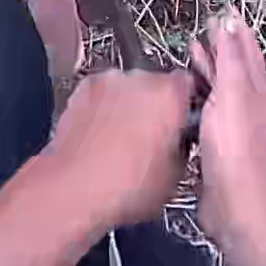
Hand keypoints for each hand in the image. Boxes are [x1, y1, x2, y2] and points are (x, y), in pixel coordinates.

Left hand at [43, 68, 196, 226]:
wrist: (76, 185)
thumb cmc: (125, 186)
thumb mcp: (173, 178)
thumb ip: (182, 147)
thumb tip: (179, 142)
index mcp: (170, 96)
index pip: (189, 82)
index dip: (188, 100)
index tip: (185, 116)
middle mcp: (141, 78)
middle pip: (157, 84)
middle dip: (156, 106)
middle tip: (152, 137)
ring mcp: (111, 79)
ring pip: (128, 87)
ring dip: (128, 104)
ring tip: (121, 139)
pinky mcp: (86, 85)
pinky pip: (103, 91)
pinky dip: (104, 105)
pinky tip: (100, 133)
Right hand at [191, 7, 265, 248]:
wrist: (237, 208)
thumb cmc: (236, 149)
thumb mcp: (232, 94)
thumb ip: (230, 57)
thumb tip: (229, 21)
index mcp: (257, 89)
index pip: (248, 47)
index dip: (236, 26)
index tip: (225, 6)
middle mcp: (249, 102)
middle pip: (236, 63)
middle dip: (222, 41)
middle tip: (207, 22)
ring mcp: (235, 122)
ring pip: (222, 83)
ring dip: (209, 64)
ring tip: (193, 48)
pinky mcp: (220, 140)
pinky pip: (210, 104)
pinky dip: (199, 89)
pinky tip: (186, 89)